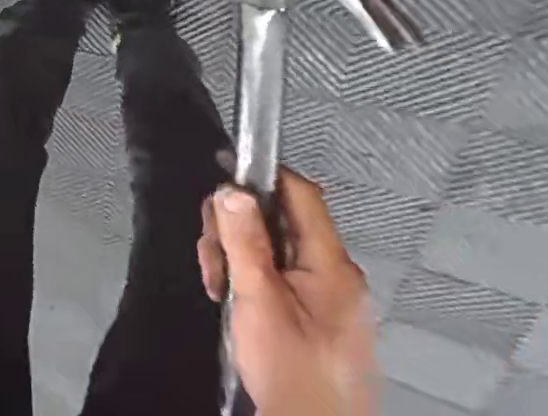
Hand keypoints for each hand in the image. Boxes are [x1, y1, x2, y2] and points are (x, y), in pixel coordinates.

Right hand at [200, 172, 377, 415]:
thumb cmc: (290, 373)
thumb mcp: (258, 301)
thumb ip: (244, 241)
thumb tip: (231, 188)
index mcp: (331, 264)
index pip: (300, 193)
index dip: (262, 177)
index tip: (224, 176)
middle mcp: (333, 272)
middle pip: (277, 218)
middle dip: (235, 228)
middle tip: (214, 259)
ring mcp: (324, 294)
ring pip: (271, 245)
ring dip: (236, 256)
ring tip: (219, 288)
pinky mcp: (313, 313)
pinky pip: (277, 272)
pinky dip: (249, 277)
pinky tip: (232, 299)